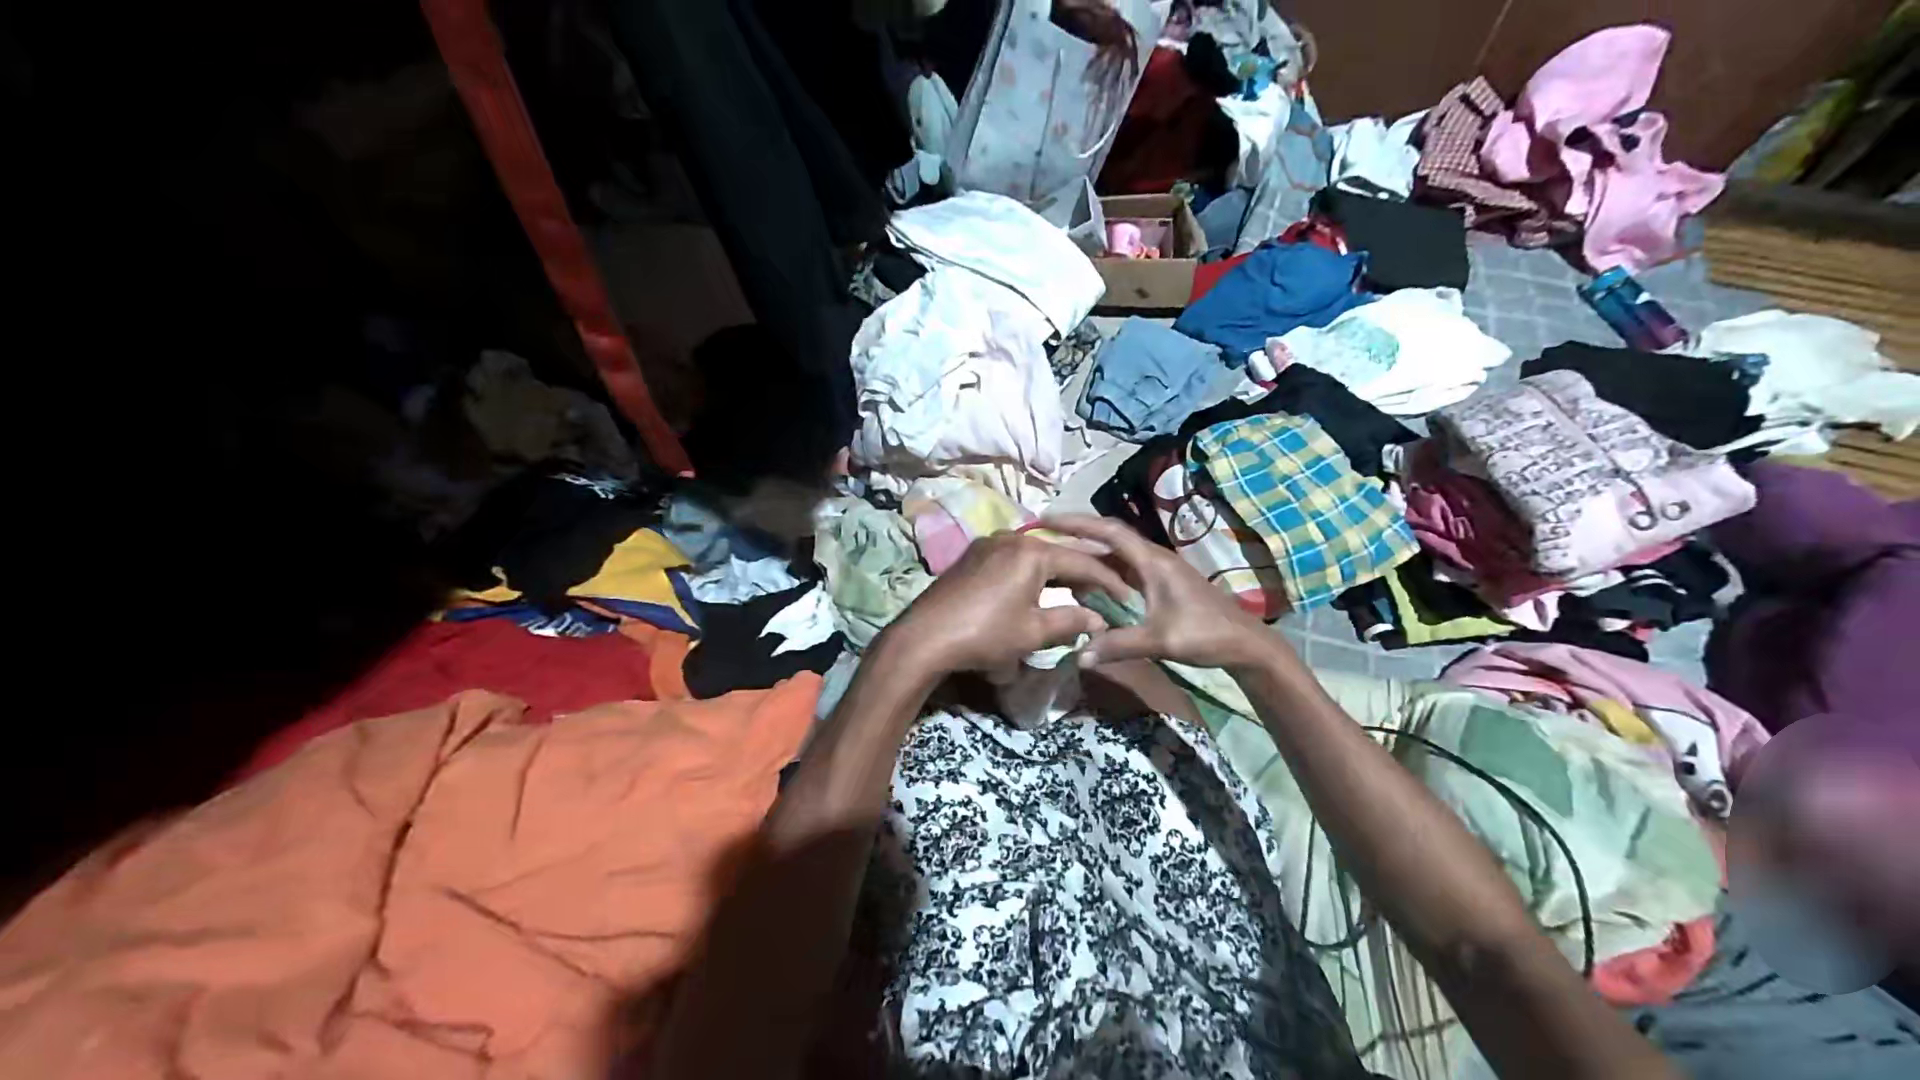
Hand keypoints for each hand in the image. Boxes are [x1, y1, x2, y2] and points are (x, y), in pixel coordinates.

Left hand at [879, 531, 1132, 675]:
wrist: (925, 637)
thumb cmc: (986, 634)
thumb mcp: (1033, 633)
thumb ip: (1070, 621)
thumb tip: (1097, 620)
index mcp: (1032, 552)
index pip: (1082, 562)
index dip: (1108, 581)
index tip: (1126, 597)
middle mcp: (1012, 538)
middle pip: (1057, 553)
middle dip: (1082, 572)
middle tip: (1104, 591)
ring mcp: (988, 544)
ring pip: (1034, 554)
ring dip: (1055, 571)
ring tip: (1074, 590)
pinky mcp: (972, 556)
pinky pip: (1012, 558)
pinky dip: (1030, 572)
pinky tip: (1036, 588)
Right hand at [1043, 514, 1279, 670]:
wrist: (1245, 643)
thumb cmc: (1205, 634)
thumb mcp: (1160, 641)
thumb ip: (1119, 645)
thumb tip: (1078, 655)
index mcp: (1153, 562)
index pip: (1109, 532)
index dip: (1077, 523)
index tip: (1047, 519)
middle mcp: (1154, 558)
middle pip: (1110, 537)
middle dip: (1077, 533)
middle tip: (1044, 536)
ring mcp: (1159, 570)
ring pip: (1117, 554)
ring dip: (1089, 553)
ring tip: (1058, 558)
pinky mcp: (1162, 583)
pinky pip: (1125, 569)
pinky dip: (1103, 571)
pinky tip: (1088, 584)